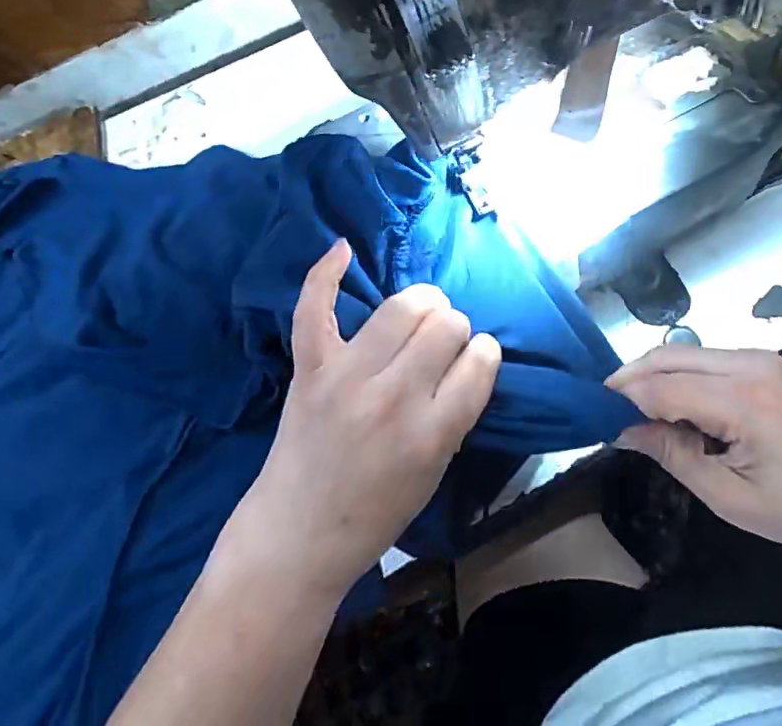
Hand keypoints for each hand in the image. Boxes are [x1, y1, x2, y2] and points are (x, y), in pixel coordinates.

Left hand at [223, 240, 501, 594]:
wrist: (298, 533)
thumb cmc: (374, 514)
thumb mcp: (434, 473)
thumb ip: (453, 415)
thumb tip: (466, 358)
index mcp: (432, 434)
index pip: (479, 363)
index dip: (483, 353)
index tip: (475, 356)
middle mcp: (393, 398)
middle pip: (445, 326)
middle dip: (454, 327)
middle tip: (442, 341)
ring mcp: (346, 378)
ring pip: (402, 307)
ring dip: (422, 302)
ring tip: (420, 311)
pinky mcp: (310, 368)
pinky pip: (315, 308)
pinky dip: (325, 274)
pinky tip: (343, 249)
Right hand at [606, 346, 781, 564]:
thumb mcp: (733, 499)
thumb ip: (673, 456)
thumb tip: (623, 431)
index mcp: (745, 403)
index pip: (663, 388)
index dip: (624, 400)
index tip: (596, 417)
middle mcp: (748, 365)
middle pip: (666, 356)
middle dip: (629, 378)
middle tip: (604, 407)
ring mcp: (757, 356)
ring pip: (680, 350)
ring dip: (650, 374)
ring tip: (631, 407)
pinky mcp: (760, 358)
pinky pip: (700, 357)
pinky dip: (674, 374)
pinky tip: (668, 401)